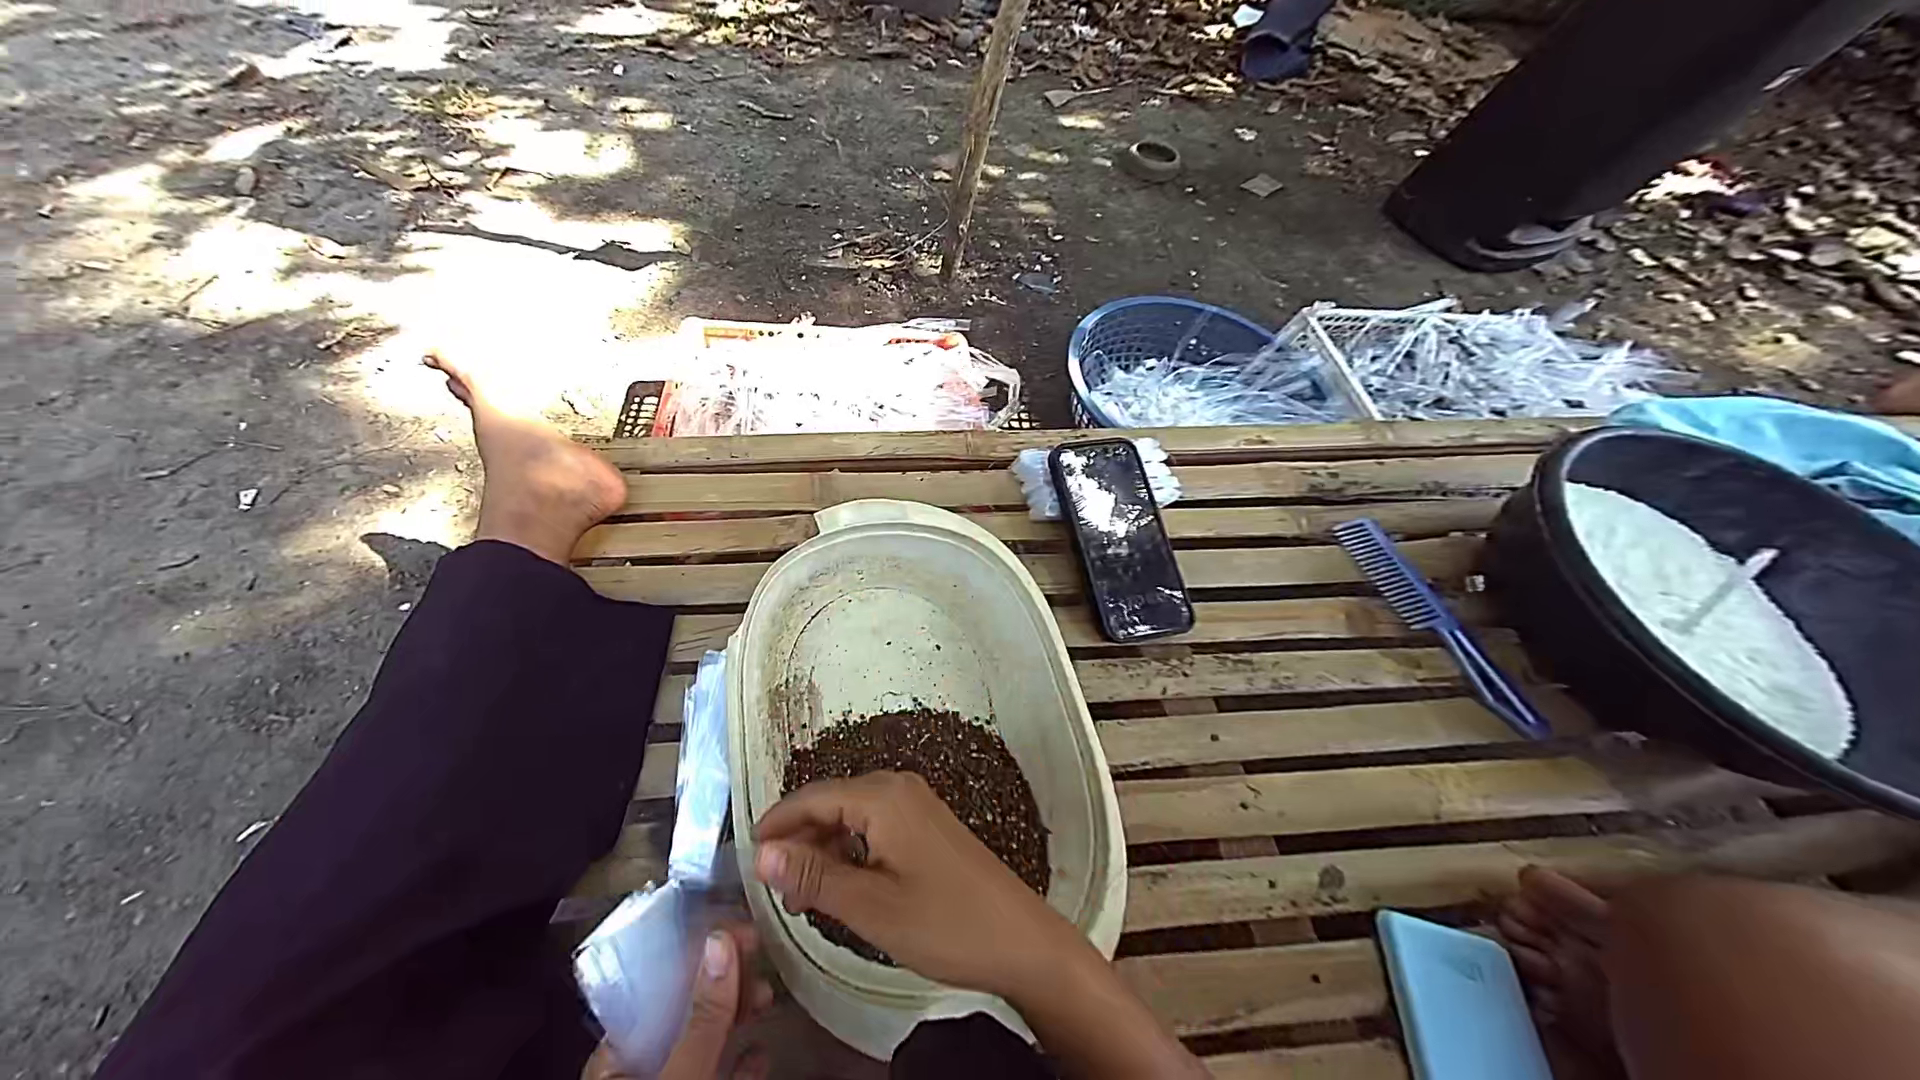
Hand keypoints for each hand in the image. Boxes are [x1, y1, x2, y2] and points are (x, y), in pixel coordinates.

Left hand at [580, 923, 774, 1079]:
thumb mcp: (681, 1075)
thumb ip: (701, 1015)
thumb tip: (719, 940)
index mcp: (614, 1054)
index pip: (655, 979)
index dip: (697, 948)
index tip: (736, 926)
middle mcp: (633, 1067)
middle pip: (684, 1004)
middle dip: (725, 976)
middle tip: (759, 955)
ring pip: (702, 1036)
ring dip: (736, 1010)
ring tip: (766, 996)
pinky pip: (715, 1072)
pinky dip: (739, 1058)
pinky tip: (760, 1049)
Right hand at [751, 771, 1079, 999]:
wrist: (1018, 938)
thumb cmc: (943, 922)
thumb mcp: (870, 906)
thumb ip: (813, 876)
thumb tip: (763, 854)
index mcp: (883, 796)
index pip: (812, 796)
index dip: (776, 823)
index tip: (747, 857)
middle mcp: (899, 787)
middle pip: (832, 802)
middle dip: (800, 840)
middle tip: (777, 890)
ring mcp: (917, 804)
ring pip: (852, 816)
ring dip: (824, 849)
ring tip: (805, 896)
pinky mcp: (927, 824)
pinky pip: (875, 826)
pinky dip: (851, 851)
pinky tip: (843, 885)